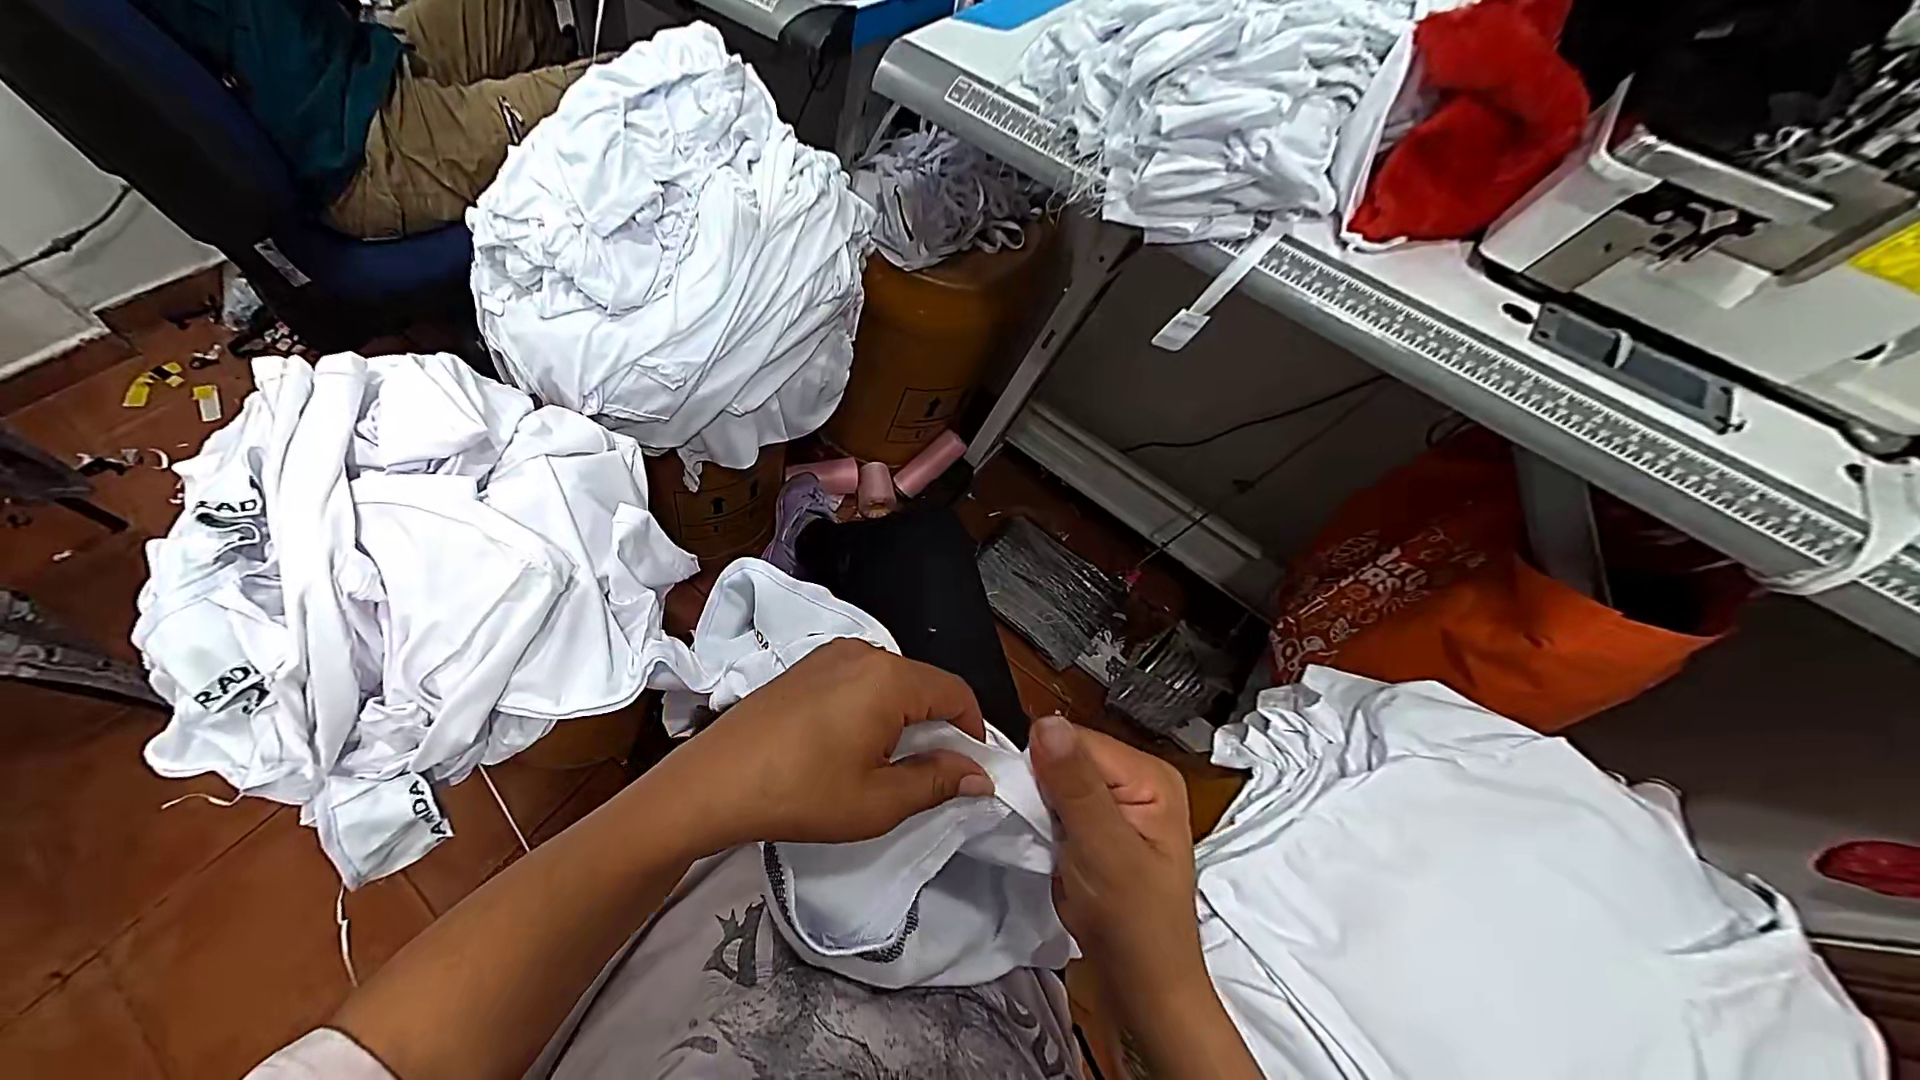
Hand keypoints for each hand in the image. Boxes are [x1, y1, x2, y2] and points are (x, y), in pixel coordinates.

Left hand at [656, 639, 995, 852]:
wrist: (712, 783)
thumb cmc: (800, 793)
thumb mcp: (878, 801)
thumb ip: (937, 782)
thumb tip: (979, 776)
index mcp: (889, 678)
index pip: (956, 692)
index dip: (973, 730)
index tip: (969, 768)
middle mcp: (864, 652)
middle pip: (924, 683)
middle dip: (937, 724)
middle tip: (928, 772)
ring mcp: (832, 654)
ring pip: (893, 680)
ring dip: (904, 715)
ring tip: (886, 761)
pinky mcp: (808, 665)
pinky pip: (861, 677)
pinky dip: (874, 705)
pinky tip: (851, 742)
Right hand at [1033, 716, 1261, 1079]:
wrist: (1143, 988)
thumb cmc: (1135, 925)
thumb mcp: (1104, 849)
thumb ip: (1075, 784)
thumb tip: (1047, 724)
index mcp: (1150, 775)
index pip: (1077, 740)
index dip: (1047, 767)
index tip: (1037, 806)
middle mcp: (1136, 779)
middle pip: (1067, 757)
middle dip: (1044, 790)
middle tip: (1048, 832)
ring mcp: (1117, 803)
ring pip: (1057, 781)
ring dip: (1042, 809)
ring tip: (1052, 843)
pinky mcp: (1099, 824)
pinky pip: (1058, 805)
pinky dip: (1046, 824)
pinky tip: (1053, 848)